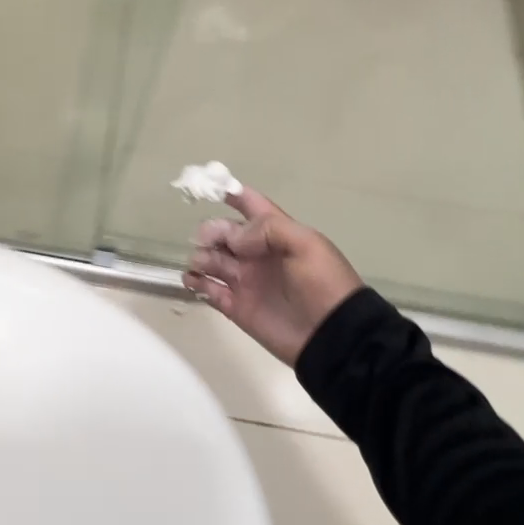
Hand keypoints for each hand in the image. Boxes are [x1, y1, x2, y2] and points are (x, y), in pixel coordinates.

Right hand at [183, 188, 363, 366]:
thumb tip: (233, 239)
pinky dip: (195, 282)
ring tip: (203, 264)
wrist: (331, 335)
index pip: (251, 206)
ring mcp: (245, 280)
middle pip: (225, 233)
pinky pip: (208, 290)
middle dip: (212, 230)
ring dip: (201, 256)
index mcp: (277, 234)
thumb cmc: (322, 284)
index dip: (232, 194)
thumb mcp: (306, 245)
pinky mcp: (236, 307)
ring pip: (212, 259)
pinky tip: (192, 279)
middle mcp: (257, 254)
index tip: (210, 189)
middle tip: (208, 240)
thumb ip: (268, 230)